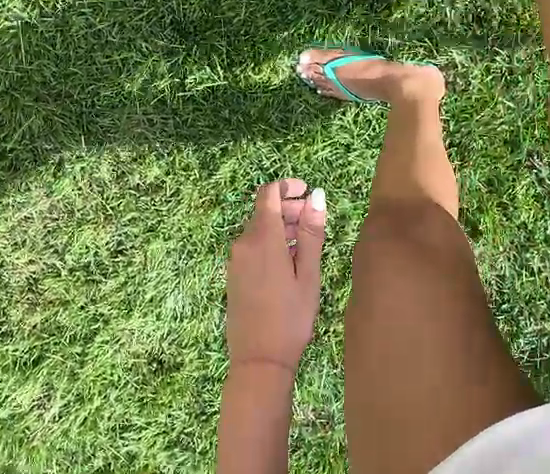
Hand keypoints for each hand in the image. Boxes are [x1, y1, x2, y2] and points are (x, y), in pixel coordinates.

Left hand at [225, 178, 326, 374]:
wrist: (258, 361)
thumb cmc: (290, 318)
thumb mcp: (308, 275)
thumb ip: (311, 233)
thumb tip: (316, 196)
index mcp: (262, 238)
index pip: (268, 193)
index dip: (287, 186)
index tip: (307, 191)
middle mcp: (243, 243)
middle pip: (264, 210)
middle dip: (288, 207)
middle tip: (312, 218)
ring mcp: (235, 260)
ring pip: (258, 228)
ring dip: (280, 226)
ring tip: (305, 241)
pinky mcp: (233, 274)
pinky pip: (252, 246)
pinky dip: (270, 242)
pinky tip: (288, 260)